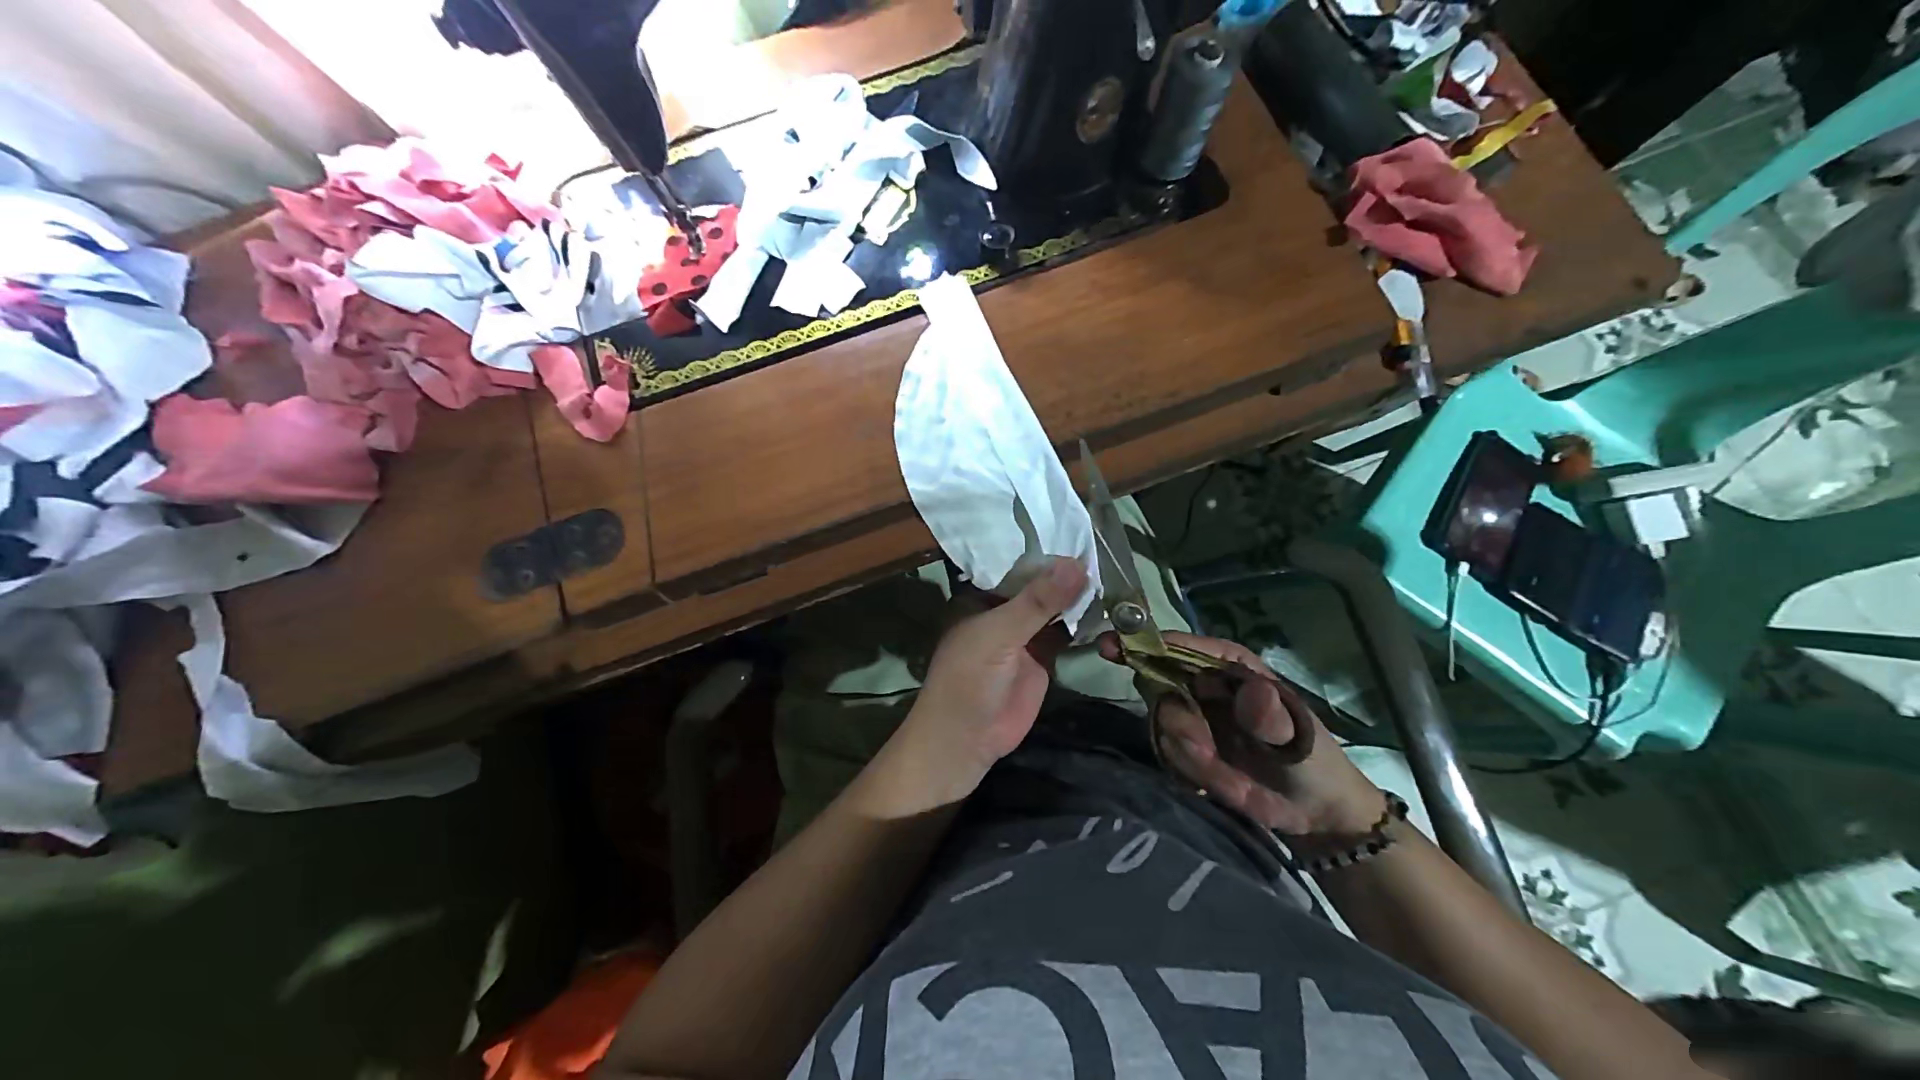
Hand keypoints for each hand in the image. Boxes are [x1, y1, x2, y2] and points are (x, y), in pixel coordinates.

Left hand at [880, 557, 1088, 807]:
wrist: (967, 740)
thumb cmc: (968, 679)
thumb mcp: (999, 634)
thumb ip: (1037, 601)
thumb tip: (1076, 564)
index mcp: (979, 596)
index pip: (1014, 564)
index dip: (1043, 549)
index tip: (1078, 527)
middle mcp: (1001, 610)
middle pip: (1038, 584)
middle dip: (1066, 570)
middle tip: (1105, 545)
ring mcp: (1023, 633)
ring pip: (1054, 607)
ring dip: (1078, 593)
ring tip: (1113, 568)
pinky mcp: (1042, 656)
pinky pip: (1066, 632)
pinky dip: (1085, 620)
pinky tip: (1109, 603)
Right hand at [1100, 630, 1385, 838]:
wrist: (1315, 814)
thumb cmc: (1313, 762)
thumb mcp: (1298, 741)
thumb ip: (1272, 718)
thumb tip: (1253, 691)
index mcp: (1231, 668)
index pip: (1181, 646)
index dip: (1146, 643)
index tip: (1111, 647)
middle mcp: (1203, 685)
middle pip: (1161, 686)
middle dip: (1179, 725)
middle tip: (1204, 755)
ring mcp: (1191, 717)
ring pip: (1164, 726)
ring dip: (1192, 759)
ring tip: (1232, 785)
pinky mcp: (1184, 749)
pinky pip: (1168, 754)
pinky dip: (1191, 775)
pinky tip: (1222, 789)